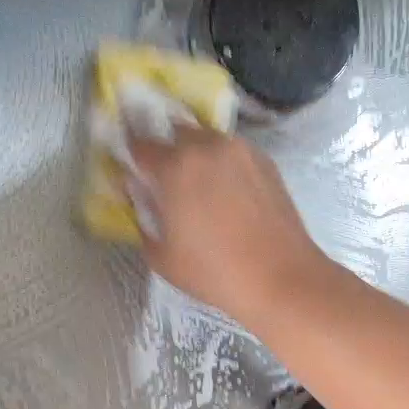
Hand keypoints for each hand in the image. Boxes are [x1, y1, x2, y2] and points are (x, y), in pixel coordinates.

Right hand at [127, 127, 330, 324]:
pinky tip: (224, 193)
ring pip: (207, 140)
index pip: (141, 146)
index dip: (131, 156)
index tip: (130, 170)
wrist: (278, 276)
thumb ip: (144, 220)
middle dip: (166, 150)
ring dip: (195, 155)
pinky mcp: (265, 161)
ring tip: (196, 185)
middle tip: (163, 177)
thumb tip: (142, 202)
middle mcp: (208, 147)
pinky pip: (232, 153)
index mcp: (175, 167)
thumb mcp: (161, 256)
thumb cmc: (212, 271)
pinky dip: (221, 164)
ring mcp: (241, 151)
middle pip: (176, 132)